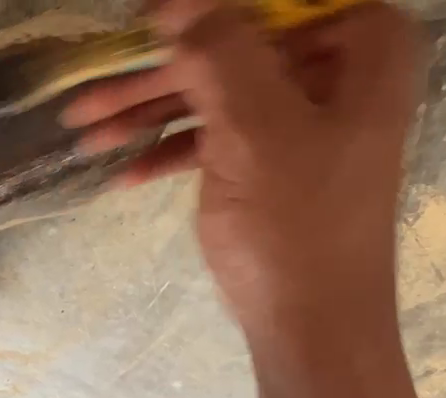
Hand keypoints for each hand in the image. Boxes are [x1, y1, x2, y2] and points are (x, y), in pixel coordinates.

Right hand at [60, 0, 422, 352]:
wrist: (312, 318)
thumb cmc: (292, 225)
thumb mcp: (253, 131)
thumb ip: (221, 55)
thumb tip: (177, 2)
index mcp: (360, 43)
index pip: (268, 7)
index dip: (197, 17)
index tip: (133, 29)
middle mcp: (341, 70)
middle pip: (231, 54)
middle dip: (155, 79)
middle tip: (84, 103)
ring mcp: (307, 119)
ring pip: (215, 98)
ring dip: (149, 118)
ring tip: (86, 138)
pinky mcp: (279, 162)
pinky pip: (219, 140)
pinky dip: (173, 153)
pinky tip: (126, 177)